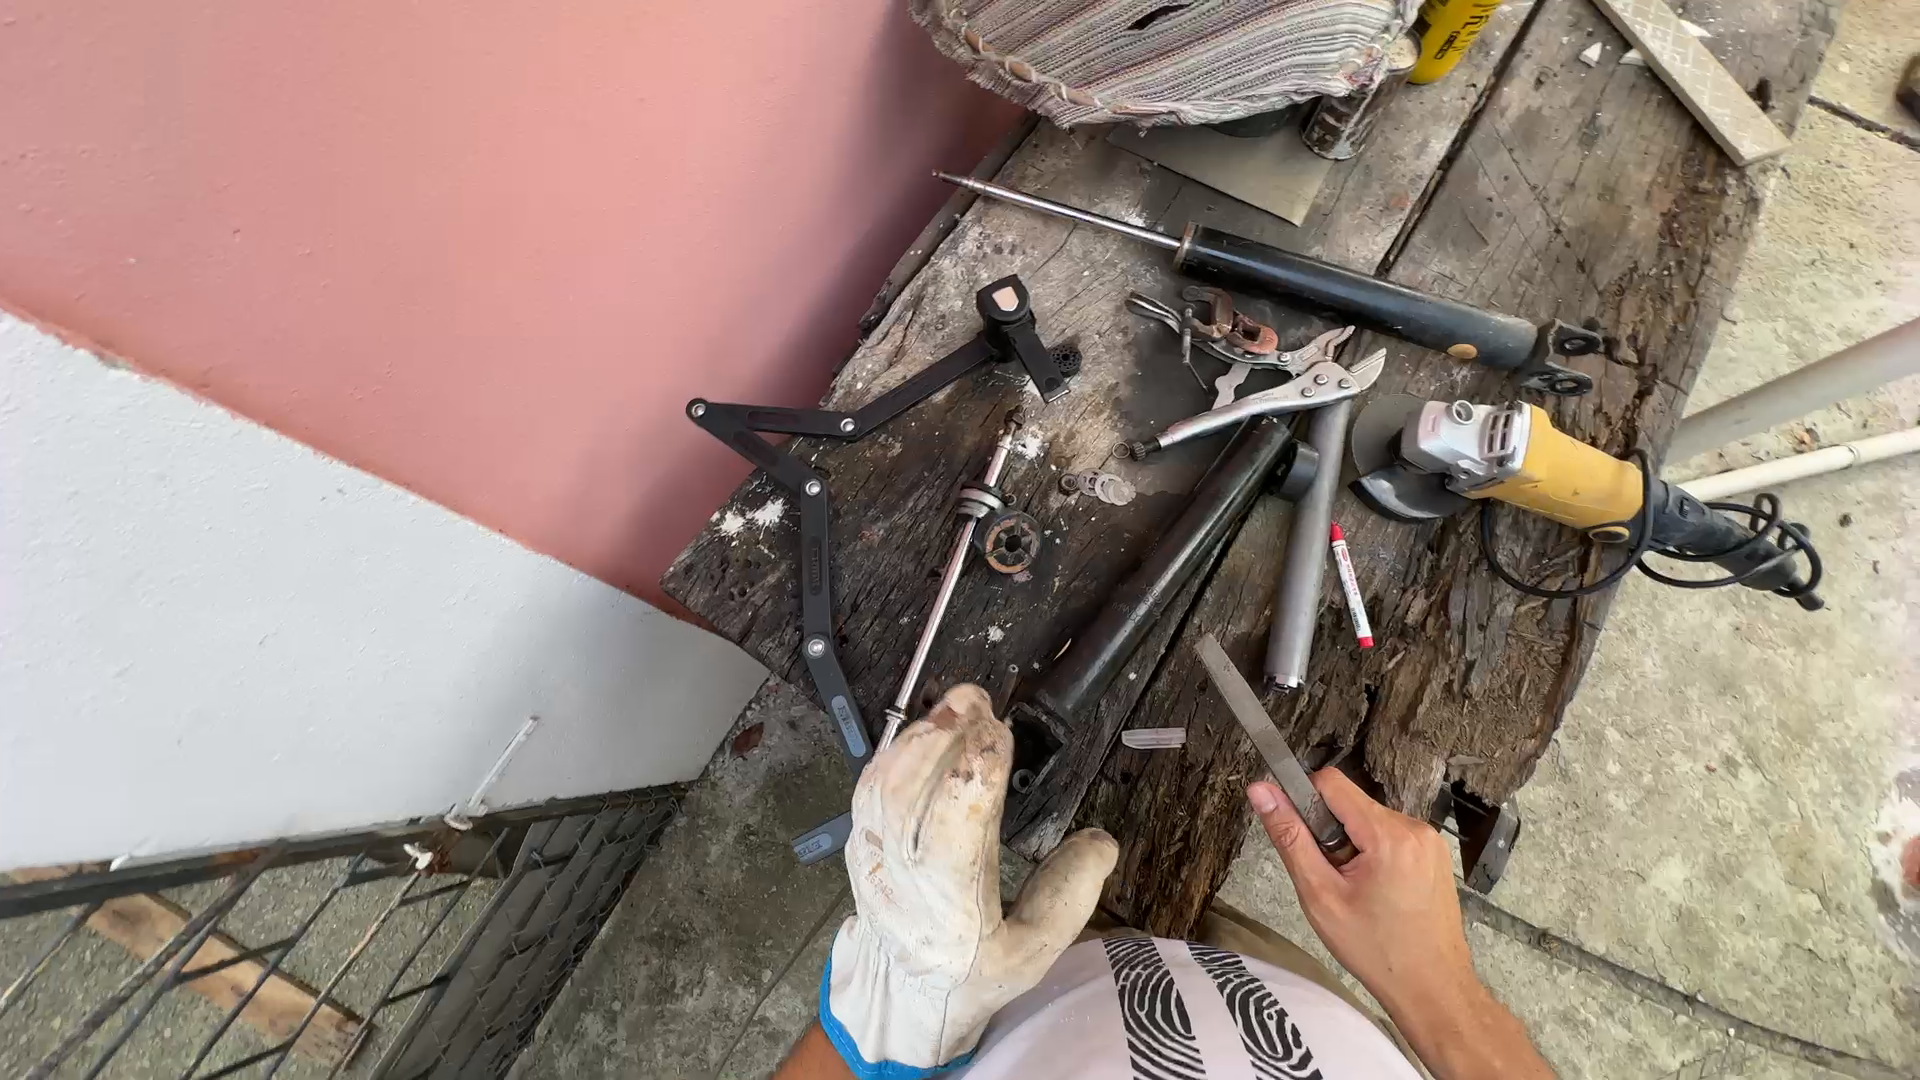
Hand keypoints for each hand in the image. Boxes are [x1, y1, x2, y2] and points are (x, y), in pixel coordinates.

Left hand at [824, 685, 1117, 1076]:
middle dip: (945, 735)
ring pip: (886, 782)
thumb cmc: (974, 973)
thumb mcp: (1033, 953)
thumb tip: (1101, 839)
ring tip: (956, 705)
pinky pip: (869, 786)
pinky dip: (897, 750)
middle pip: (913, 791)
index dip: (976, 769)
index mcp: (951, 908)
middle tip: (978, 700)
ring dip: (920, 735)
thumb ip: (1067, 898)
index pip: (957, 824)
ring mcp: (871, 857)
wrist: (903, 993)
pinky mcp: (858, 842)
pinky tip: (925, 730)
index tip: (999, 730)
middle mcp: (902, 877)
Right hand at [1247, 769, 1472, 1011]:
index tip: (1302, 837)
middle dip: (1330, 830)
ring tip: (1354, 887)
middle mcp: (1414, 826)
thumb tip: (1259, 789)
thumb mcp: (1320, 894)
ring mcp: (1430, 839)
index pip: (1330, 782)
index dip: (1304, 800)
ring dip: (1350, 841)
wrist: (1436, 993)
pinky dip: (1372, 850)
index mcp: (1389, 834)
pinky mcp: (1434, 852)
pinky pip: (1388, 832)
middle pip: (1349, 801)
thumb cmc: (1375, 949)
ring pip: (1367, 817)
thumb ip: (1289, 836)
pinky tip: (1375, 888)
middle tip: (1332, 876)